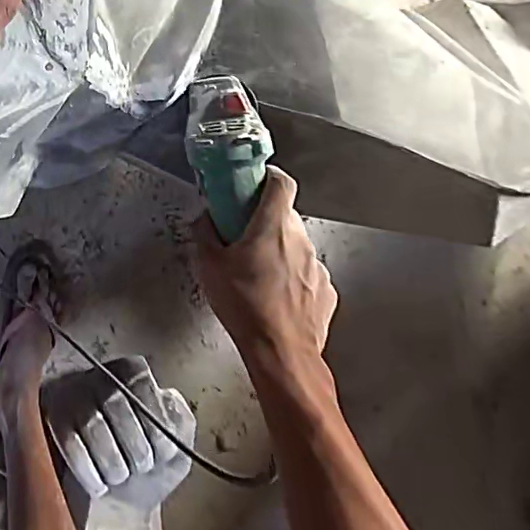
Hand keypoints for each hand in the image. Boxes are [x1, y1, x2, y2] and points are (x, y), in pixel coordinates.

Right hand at [45, 356, 196, 509]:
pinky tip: (100, 483)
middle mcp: (95, 375)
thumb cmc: (146, 467)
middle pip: (115, 401)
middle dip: (136, 448)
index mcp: (127, 373)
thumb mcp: (175, 447)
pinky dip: (90, 472)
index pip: (138, 377)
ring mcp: (68, 394)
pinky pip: (69, 442)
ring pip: (91, 423)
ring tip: (120, 476)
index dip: (154, 421)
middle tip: (141, 467)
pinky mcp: (50, 418)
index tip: (162, 451)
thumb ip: (179, 419)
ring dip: (114, 464)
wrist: (116, 501)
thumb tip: (168, 398)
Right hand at [192, 167, 336, 374]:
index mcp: (271, 228)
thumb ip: (205, 233)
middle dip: (261, 217)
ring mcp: (315, 267)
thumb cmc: (246, 308)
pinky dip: (288, 273)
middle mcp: (299, 242)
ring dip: (275, 247)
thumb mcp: (207, 264)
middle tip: (239, 229)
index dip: (267, 176)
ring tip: (252, 268)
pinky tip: (270, 290)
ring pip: (294, 243)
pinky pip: (304, 270)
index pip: (281, 183)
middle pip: (284, 214)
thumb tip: (205, 220)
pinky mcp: (324, 291)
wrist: (280, 353)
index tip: (252, 179)